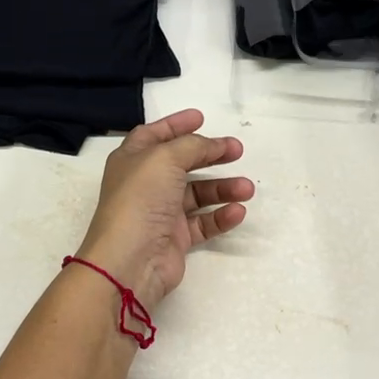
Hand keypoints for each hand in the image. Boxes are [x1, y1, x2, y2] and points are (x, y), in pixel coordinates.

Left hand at [74, 108, 251, 306]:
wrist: (130, 260)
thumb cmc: (141, 199)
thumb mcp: (165, 158)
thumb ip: (192, 146)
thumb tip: (211, 144)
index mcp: (132, 159)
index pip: (154, 135)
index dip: (176, 125)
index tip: (201, 118)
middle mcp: (145, 184)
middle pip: (181, 162)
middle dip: (209, 154)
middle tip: (237, 150)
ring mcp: (159, 212)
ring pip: (196, 194)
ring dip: (222, 188)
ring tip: (247, 188)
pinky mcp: (174, 239)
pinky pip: (202, 223)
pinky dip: (220, 216)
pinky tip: (237, 211)